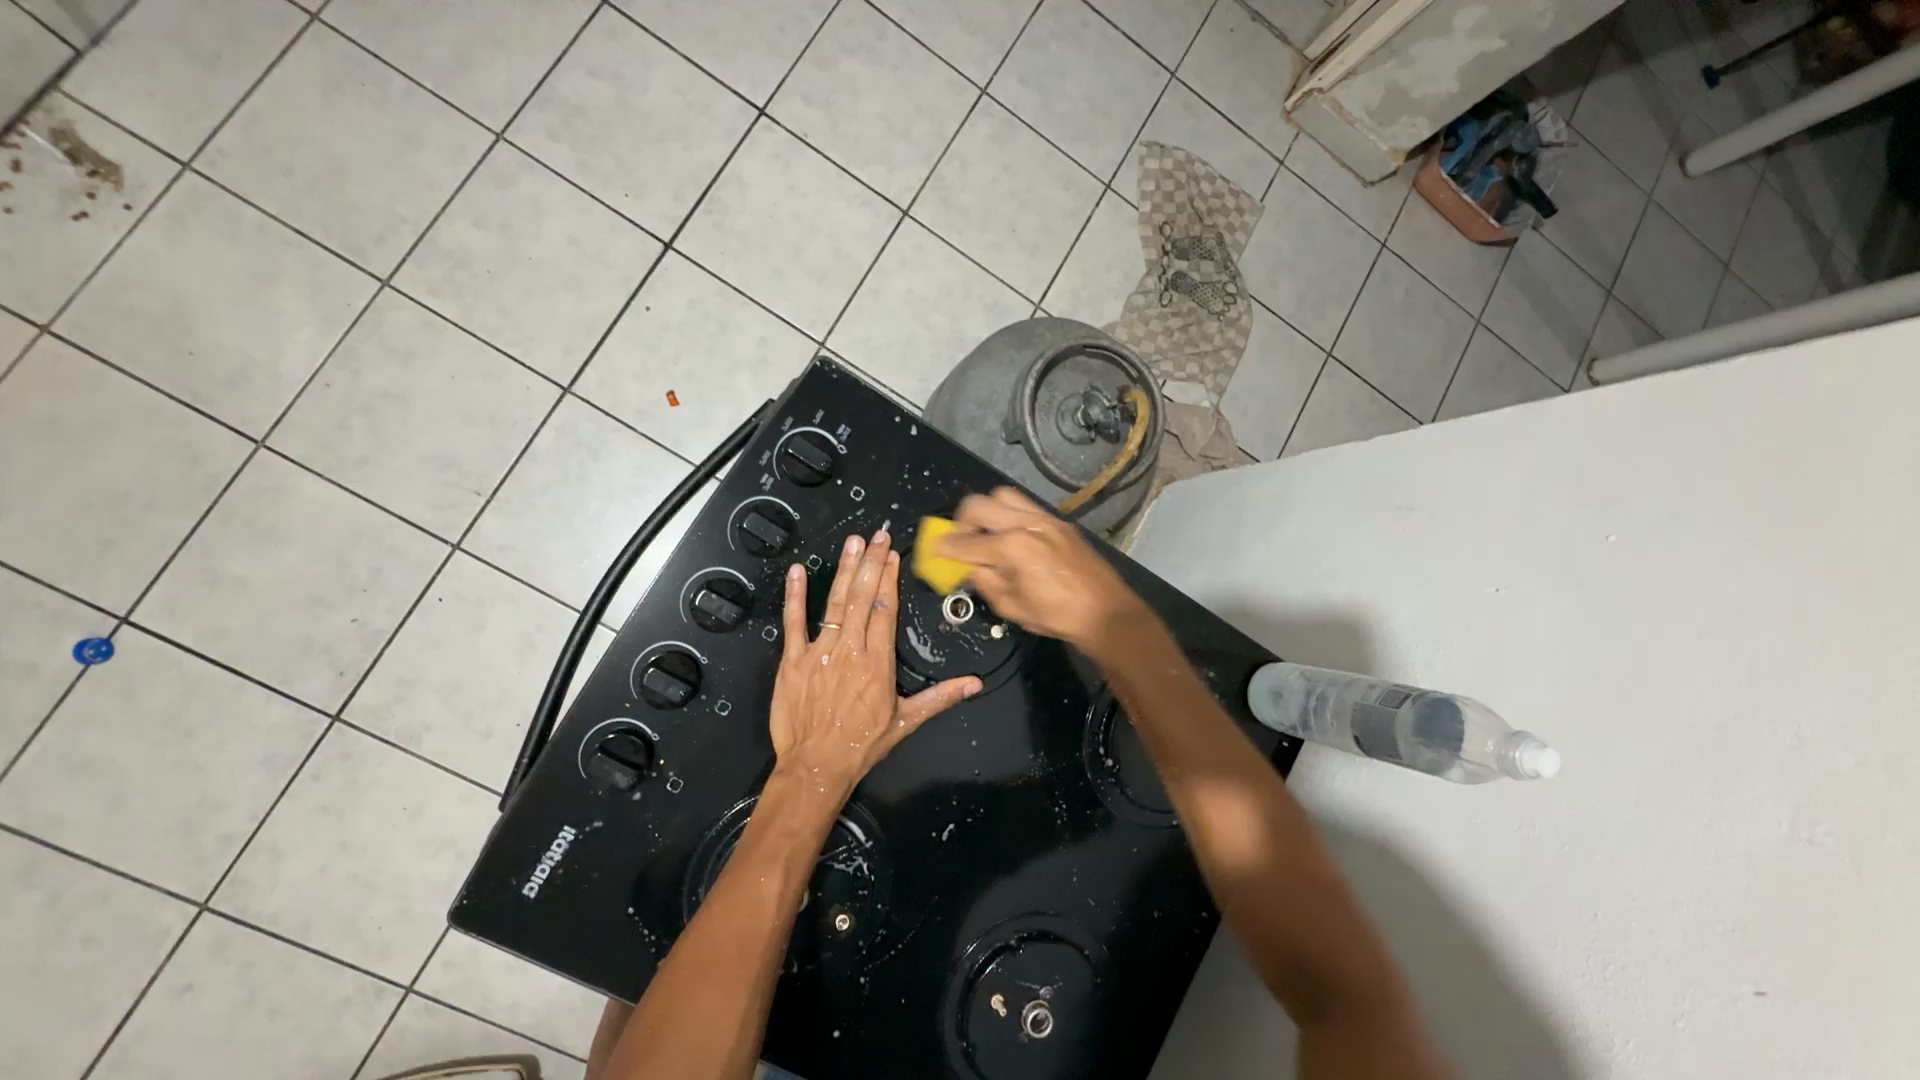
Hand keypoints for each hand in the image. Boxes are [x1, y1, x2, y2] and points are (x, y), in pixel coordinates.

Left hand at [769, 528, 980, 799]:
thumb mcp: (906, 721)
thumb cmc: (862, 745)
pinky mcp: (793, 659)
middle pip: (863, 597)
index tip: (894, 554)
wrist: (816, 766)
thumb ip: (941, 697)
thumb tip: (975, 684)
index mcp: (878, 662)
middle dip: (872, 562)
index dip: (890, 578)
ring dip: (845, 569)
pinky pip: (793, 622)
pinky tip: (798, 571)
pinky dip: (795, 595)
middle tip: (878, 534)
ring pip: (835, 602)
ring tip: (854, 542)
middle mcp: (851, 650)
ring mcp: (820, 651)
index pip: (886, 610)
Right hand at [934, 487, 1146, 652]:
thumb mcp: (1012, 607)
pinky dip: (1009, 515)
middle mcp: (1027, 524)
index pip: (968, 543)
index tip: (936, 548)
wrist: (1105, 611)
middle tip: (961, 541)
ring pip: (1003, 496)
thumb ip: (986, 583)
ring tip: (986, 533)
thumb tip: (972, 568)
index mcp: (1013, 548)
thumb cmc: (1057, 616)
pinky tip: (1010, 537)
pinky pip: (1025, 506)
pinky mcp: (1059, 522)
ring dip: (987, 511)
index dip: (947, 548)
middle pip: (979, 505)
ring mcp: (1045, 519)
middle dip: (962, 522)